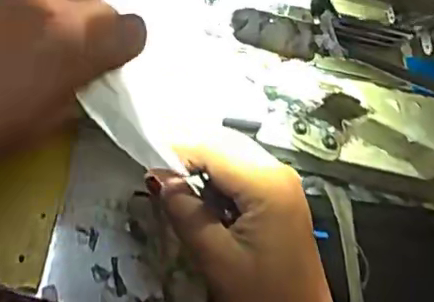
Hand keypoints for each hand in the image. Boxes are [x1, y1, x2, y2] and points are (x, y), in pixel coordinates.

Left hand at [0, 0, 146, 177]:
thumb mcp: (43, 124)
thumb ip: (80, 92)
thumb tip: (92, 77)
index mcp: (80, 46)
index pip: (135, 29)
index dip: (124, 48)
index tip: (104, 64)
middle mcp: (66, 7)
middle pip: (108, 6)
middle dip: (98, 29)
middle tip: (71, 54)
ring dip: (73, 9)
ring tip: (47, 32)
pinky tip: (20, 23)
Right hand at [148, 131, 330, 301]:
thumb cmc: (263, 295)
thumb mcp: (219, 259)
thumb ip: (188, 215)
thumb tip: (162, 180)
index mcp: (266, 179)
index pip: (215, 149)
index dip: (180, 153)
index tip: (150, 164)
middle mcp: (279, 169)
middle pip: (227, 146)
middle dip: (193, 158)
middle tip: (161, 177)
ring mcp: (283, 181)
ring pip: (236, 157)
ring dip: (207, 169)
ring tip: (178, 190)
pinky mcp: (282, 195)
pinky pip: (246, 174)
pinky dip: (222, 182)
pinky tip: (205, 202)